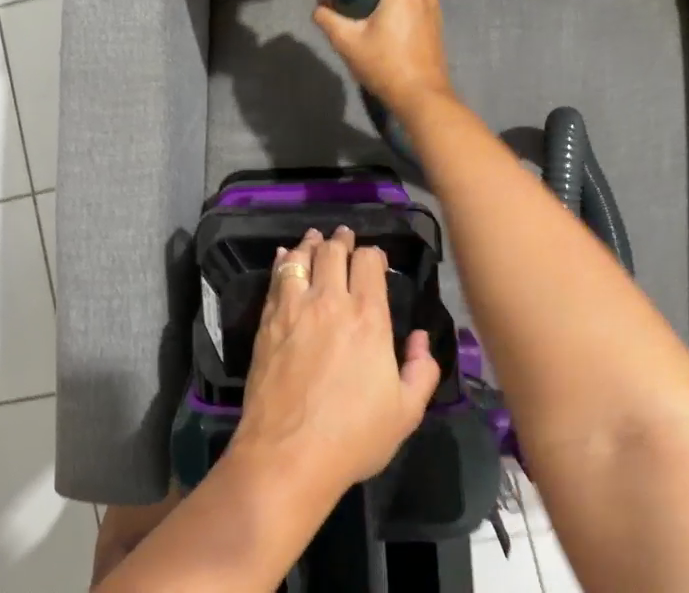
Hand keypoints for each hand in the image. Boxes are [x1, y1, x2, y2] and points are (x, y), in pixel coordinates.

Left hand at [229, 227, 440, 499]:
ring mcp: (292, 308)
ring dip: (310, 244)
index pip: (369, 262)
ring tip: (316, 238)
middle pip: (333, 252)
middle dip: (341, 240)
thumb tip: (421, 338)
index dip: (373, 254)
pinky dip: (282, 262)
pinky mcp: (266, 322)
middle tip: (344, 236)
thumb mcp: (407, 411)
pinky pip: (275, 279)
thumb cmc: (354, 435)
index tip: (374, 258)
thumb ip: (422, 369)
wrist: (288, 452)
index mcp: (368, 317)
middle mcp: (329, 301)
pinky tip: (284, 258)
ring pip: (300, 258)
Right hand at [313, 0, 453, 116]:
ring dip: (376, 5)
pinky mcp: (435, 20)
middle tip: (343, 15)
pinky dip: (391, 14)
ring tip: (359, 28)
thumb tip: (319, 6)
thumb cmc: (384, 64)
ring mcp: (432, 3)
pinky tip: (379, 34)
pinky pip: (407, 7)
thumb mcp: (346, 41)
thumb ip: (327, 17)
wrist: (421, 97)